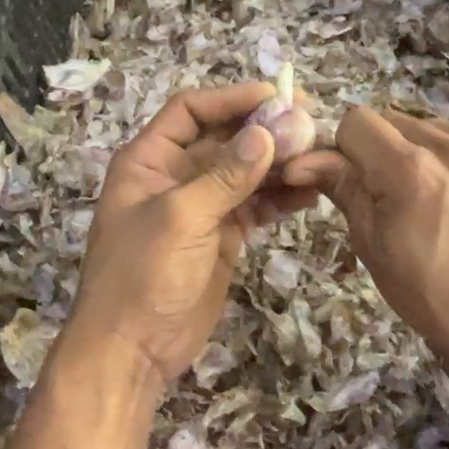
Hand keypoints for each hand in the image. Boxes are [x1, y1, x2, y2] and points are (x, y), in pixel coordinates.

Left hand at [72, 83, 318, 381]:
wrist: (131, 352)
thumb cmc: (141, 276)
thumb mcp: (181, 218)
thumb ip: (226, 176)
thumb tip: (268, 133)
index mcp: (149, 160)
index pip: (191, 110)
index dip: (231, 98)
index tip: (276, 96)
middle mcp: (175, 175)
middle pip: (224, 138)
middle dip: (264, 130)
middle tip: (309, 125)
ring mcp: (201, 206)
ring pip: (244, 171)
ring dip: (278, 164)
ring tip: (317, 158)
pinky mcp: (222, 235)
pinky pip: (254, 205)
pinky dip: (280, 198)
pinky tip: (310, 193)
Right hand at [282, 108, 448, 375]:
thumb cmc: (434, 297)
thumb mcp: (374, 247)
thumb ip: (343, 189)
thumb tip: (300, 161)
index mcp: (409, 170)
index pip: (357, 121)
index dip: (346, 148)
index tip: (356, 180)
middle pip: (397, 120)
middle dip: (385, 150)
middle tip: (395, 195)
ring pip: (438, 129)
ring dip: (425, 153)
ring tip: (439, 201)